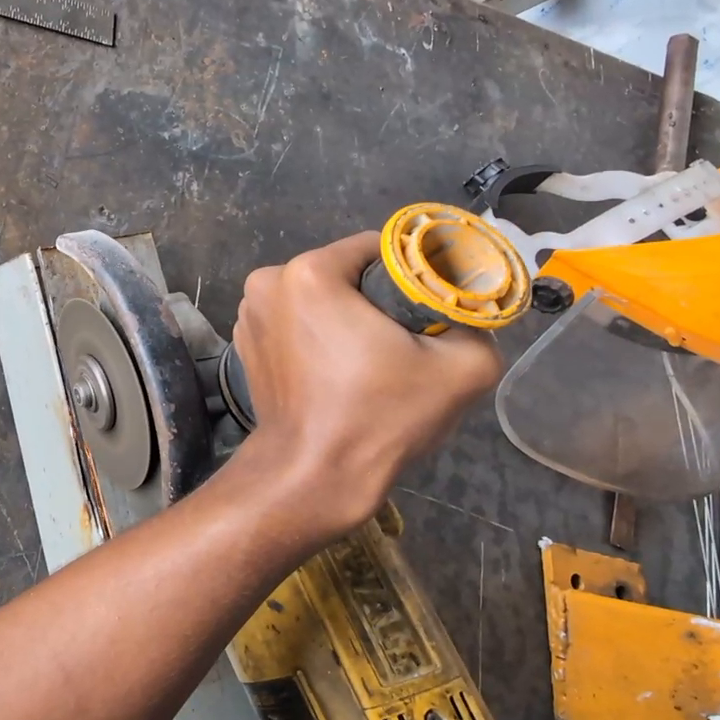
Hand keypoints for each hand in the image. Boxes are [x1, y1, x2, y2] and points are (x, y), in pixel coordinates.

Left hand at [230, 231, 502, 535]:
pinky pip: (293, 321)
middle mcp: (267, 281)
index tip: (431, 303)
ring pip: (315, 297)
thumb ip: (475, 326)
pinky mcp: (244, 341)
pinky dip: (316, 334)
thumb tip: (466, 315)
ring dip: (343, 316)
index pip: (374, 248)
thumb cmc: (380, 415)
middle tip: (406, 336)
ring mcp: (249, 312)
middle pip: (341, 272)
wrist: (312, 471)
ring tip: (372, 357)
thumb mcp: (462, 368)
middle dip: (375, 296)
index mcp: (309, 272)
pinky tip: (338, 368)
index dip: (410, 270)